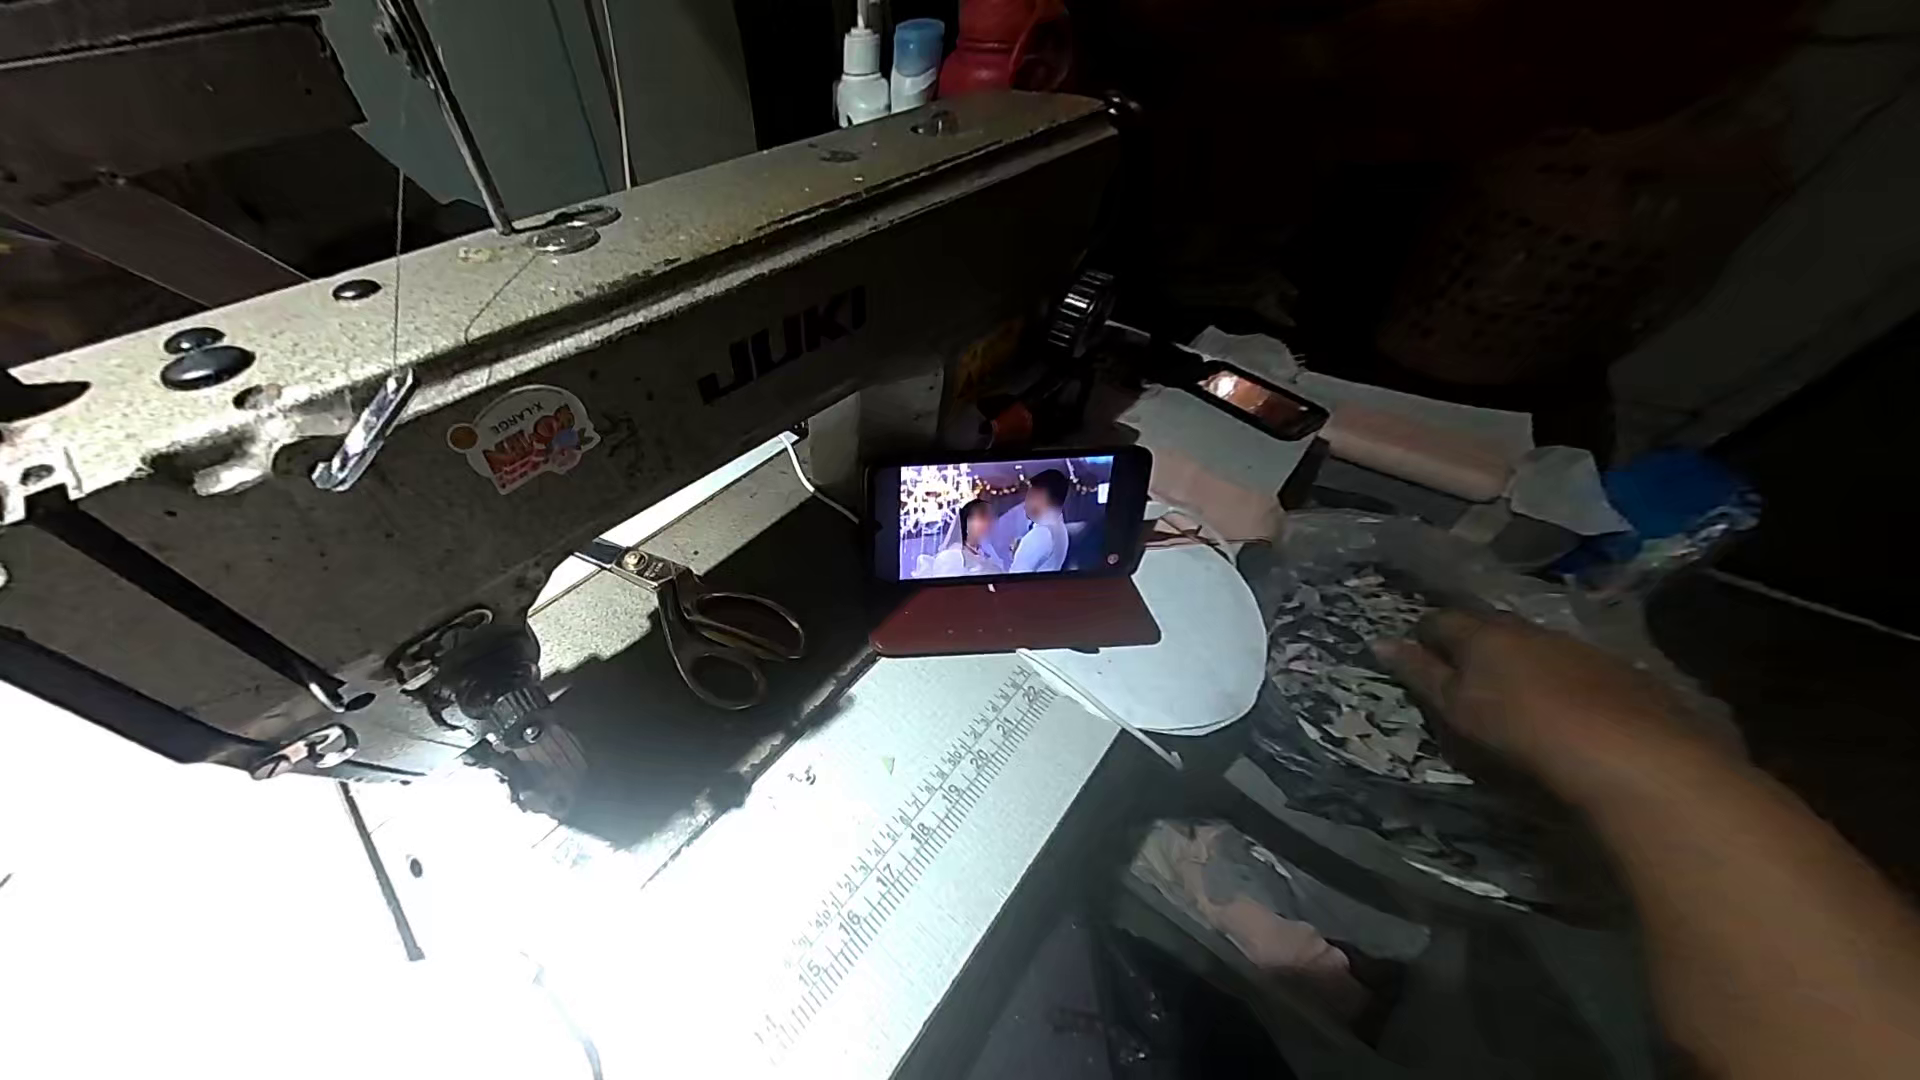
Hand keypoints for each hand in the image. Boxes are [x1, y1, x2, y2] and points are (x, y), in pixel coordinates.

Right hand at [1375, 610, 1727, 801]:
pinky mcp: (1630, 675)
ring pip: (1537, 646)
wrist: (1639, 762)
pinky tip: (1571, 714)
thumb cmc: (1519, 730)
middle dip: (1473, 646)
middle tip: (1465, 680)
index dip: (1422, 637)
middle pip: (1489, 628)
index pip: (1437, 620)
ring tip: (1519, 699)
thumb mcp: (1453, 708)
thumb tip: (1379, 642)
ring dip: (1521, 663)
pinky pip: (1580, 669)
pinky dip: (1565, 683)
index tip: (1418, 661)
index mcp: (1482, 634)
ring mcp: (1584, 649)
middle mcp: (1531, 630)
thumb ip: (1418, 673)